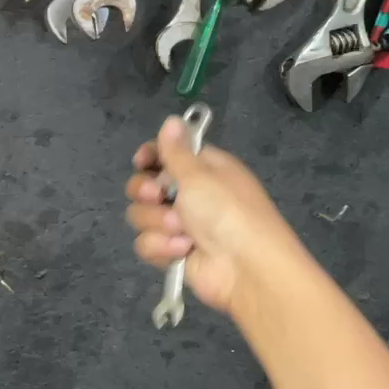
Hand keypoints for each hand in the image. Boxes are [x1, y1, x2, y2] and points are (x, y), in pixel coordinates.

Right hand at [126, 115, 308, 318]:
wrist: (246, 268)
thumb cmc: (227, 212)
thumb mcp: (200, 175)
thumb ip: (176, 151)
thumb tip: (171, 119)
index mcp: (203, 170)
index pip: (166, 155)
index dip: (150, 157)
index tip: (142, 161)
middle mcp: (190, 194)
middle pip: (145, 185)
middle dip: (145, 192)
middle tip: (158, 196)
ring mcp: (180, 224)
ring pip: (142, 215)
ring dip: (157, 223)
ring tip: (181, 232)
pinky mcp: (172, 251)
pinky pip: (147, 242)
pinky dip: (161, 247)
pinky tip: (182, 250)